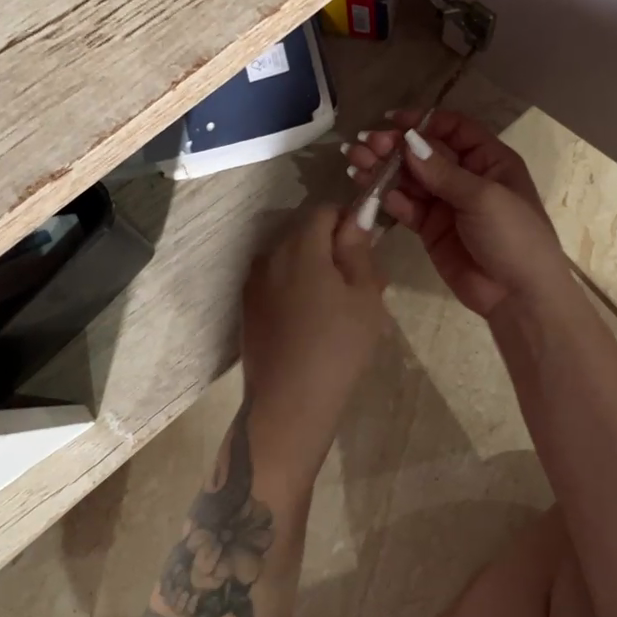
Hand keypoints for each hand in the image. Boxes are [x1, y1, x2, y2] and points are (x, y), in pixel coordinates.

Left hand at [238, 205, 387, 478]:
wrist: (289, 405)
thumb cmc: (337, 348)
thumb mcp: (364, 296)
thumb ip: (358, 250)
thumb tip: (354, 220)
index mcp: (299, 247)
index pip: (324, 211)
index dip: (349, 221)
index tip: (368, 248)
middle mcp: (269, 256)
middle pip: (305, 234)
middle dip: (333, 247)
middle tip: (362, 283)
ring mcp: (254, 283)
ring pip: (291, 259)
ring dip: (315, 269)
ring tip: (341, 308)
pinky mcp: (248, 309)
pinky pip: (278, 283)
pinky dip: (297, 289)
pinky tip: (315, 323)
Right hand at [346, 110, 571, 316]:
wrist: (518, 296)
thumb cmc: (513, 236)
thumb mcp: (482, 197)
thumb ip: (442, 171)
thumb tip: (408, 140)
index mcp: (489, 160)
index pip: (453, 129)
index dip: (424, 121)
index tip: (393, 121)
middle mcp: (466, 177)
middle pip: (425, 153)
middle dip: (395, 147)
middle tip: (366, 145)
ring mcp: (447, 204)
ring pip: (411, 179)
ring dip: (384, 169)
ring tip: (355, 162)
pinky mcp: (431, 230)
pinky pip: (406, 207)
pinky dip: (388, 198)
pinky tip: (370, 190)